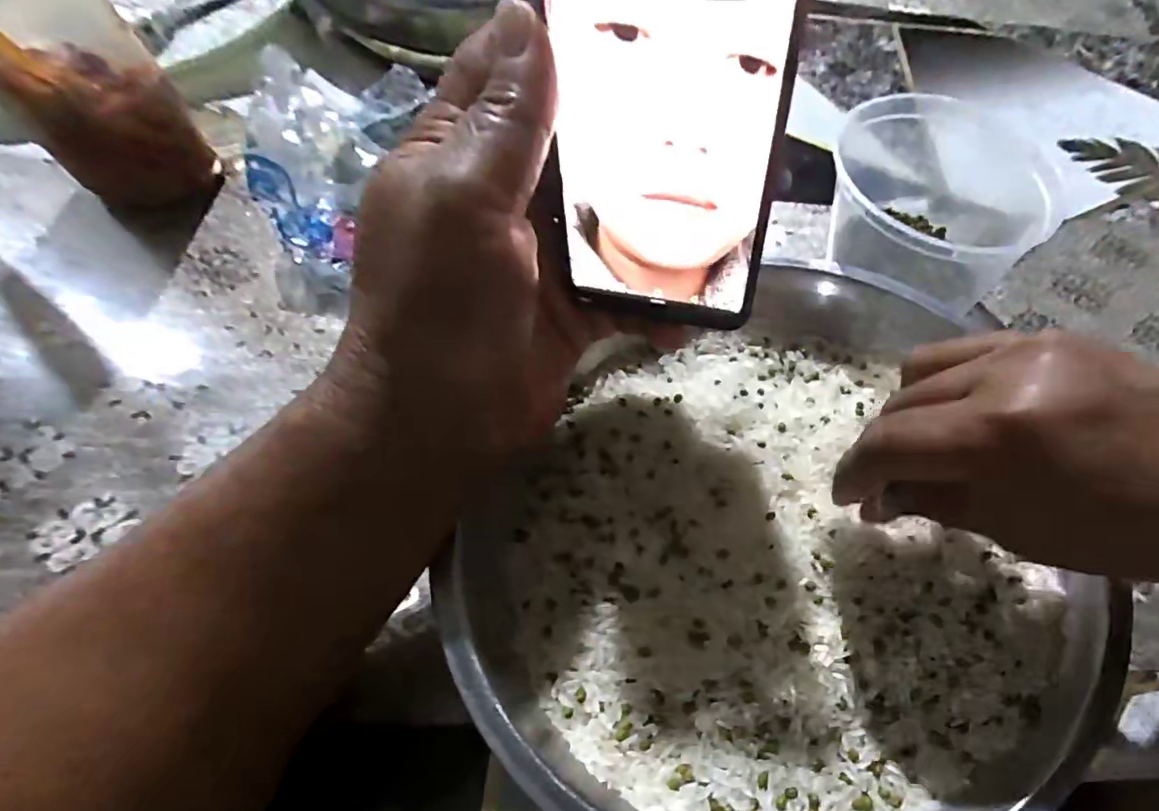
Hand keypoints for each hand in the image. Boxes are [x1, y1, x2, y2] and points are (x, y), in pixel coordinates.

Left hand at [329, 0, 672, 470]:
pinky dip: (656, 302)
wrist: (443, 423)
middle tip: (701, 105)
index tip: (625, 22)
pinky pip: (624, 292)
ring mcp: (542, 259)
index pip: (504, 71)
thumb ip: (504, 121)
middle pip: (574, 145)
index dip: (554, 40)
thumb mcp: (464, 200)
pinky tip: (691, 309)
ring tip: (720, 201)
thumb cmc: (439, 305)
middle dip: (628, 129)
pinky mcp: (573, 311)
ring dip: (657, 218)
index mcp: (458, 153)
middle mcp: (502, 198)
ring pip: (609, 218)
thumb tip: (527, 15)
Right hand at [830, 331, 1158, 594]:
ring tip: (924, 446)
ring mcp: (1032, 346)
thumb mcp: (1013, 529)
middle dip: (880, 449)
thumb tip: (883, 497)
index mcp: (993, 433)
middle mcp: (1004, 373)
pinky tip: (966, 416)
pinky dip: (949, 385)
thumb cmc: (1122, 532)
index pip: (887, 444)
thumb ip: (935, 501)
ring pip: (926, 366)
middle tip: (885, 489)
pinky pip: (972, 352)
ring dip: (908, 410)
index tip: (846, 500)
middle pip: (900, 404)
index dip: (854, 475)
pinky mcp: (1056, 337)